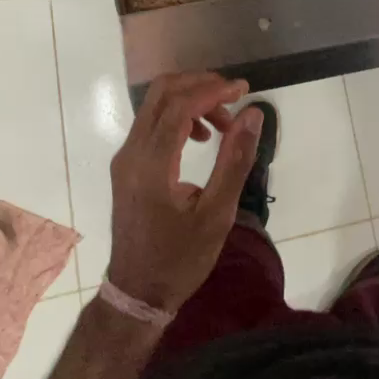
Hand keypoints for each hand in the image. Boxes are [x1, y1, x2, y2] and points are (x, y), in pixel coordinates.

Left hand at [104, 72, 261, 313]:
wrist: (137, 293)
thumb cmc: (180, 259)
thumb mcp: (217, 214)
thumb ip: (235, 160)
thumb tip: (252, 114)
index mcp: (151, 164)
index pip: (180, 106)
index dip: (213, 90)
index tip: (244, 90)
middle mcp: (131, 152)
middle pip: (161, 92)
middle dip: (200, 85)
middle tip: (233, 97)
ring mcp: (125, 157)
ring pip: (155, 104)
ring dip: (191, 99)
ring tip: (224, 123)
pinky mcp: (127, 164)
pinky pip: (151, 121)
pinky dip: (179, 114)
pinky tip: (202, 137)